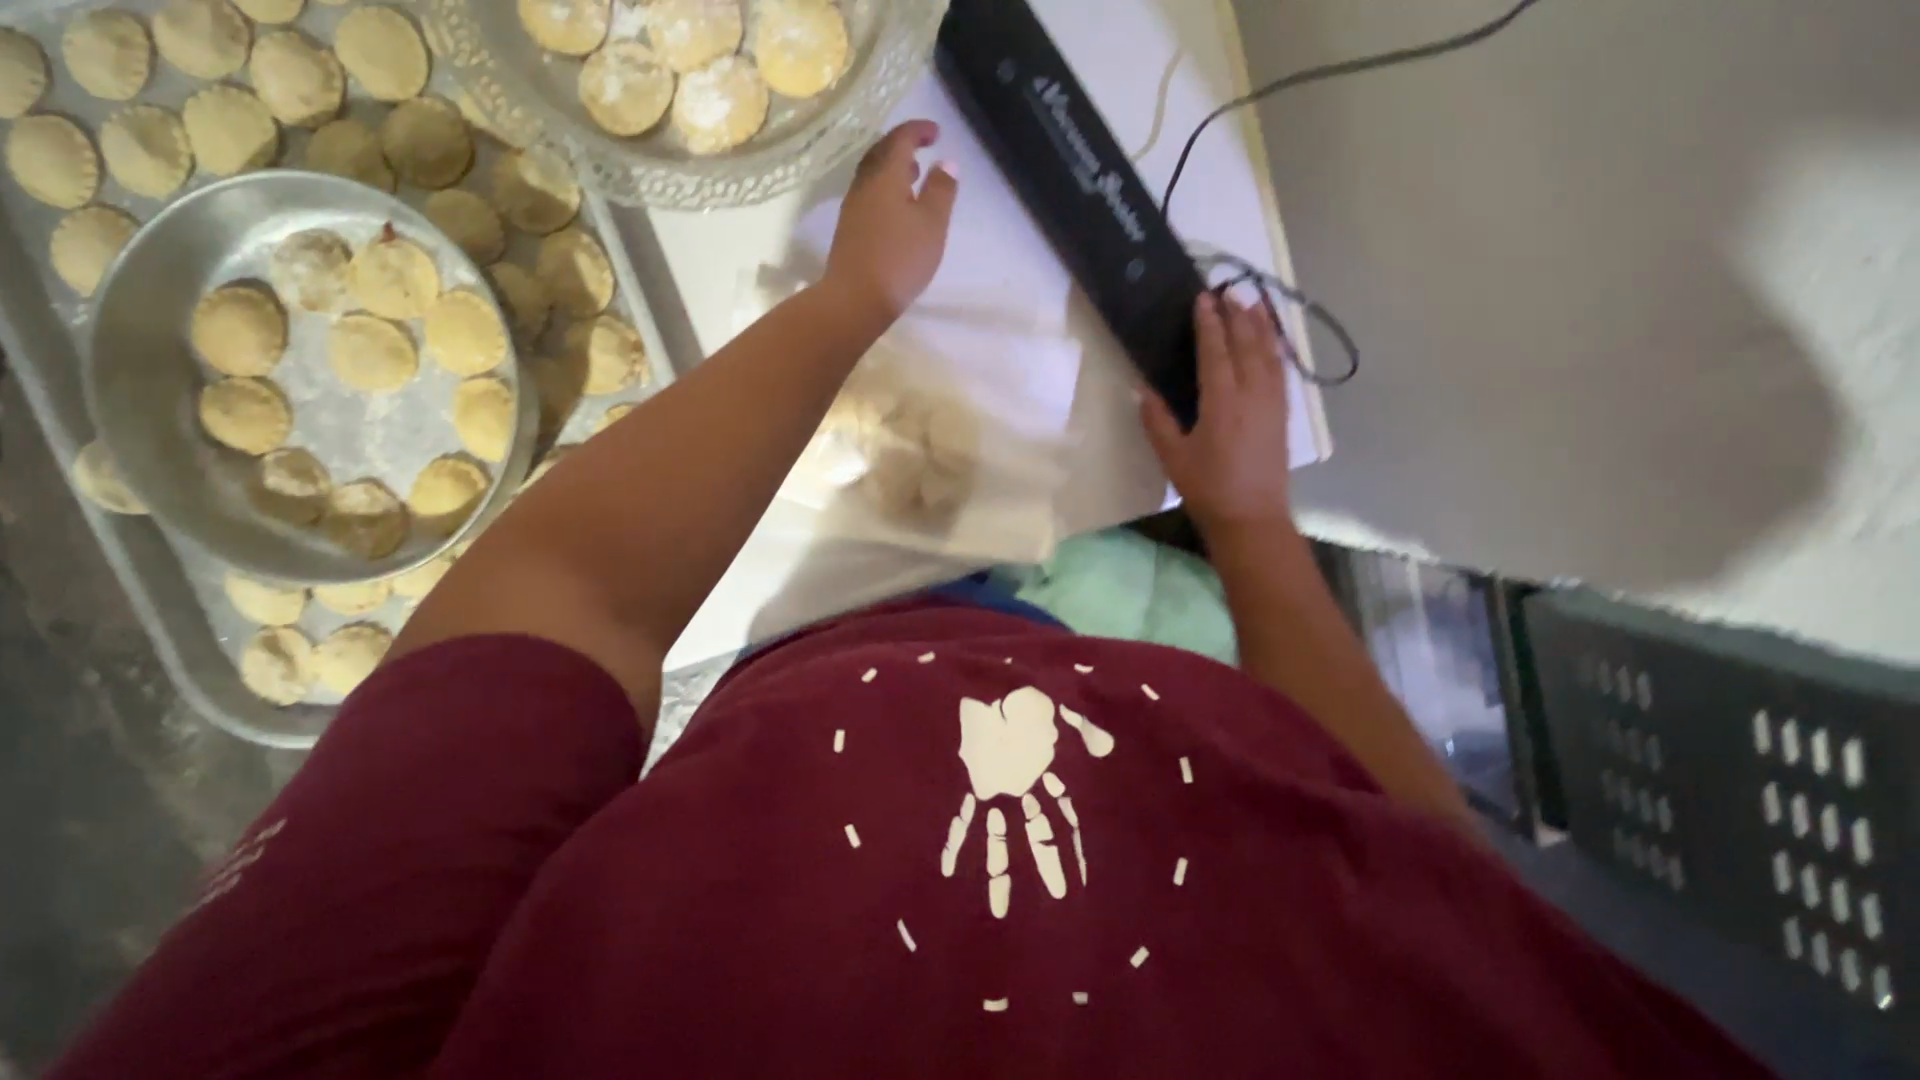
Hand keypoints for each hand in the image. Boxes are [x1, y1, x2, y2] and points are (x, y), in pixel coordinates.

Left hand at [825, 119, 958, 322]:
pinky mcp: (849, 228)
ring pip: (872, 174)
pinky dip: (885, 188)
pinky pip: (868, 194)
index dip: (918, 131)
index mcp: (886, 175)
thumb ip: (941, 190)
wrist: (855, 297)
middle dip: (902, 145)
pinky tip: (896, 207)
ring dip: (892, 168)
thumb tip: (945, 162)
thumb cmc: (900, 258)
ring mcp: (853, 207)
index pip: (900, 139)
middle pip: (881, 153)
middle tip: (922, 148)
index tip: (936, 132)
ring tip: (913, 176)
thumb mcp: (932, 224)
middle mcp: (865, 184)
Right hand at [1141, 293, 1297, 539]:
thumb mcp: (1172, 457)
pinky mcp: (1283, 414)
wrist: (1252, 518)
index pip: (1216, 352)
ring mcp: (1272, 403)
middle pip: (1247, 345)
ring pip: (1269, 354)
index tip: (1203, 299)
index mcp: (1222, 403)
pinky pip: (1281, 371)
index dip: (1210, 324)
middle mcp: (1252, 395)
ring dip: (1261, 326)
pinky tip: (1272, 341)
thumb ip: (1157, 420)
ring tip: (1253, 303)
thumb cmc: (1207, 489)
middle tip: (1227, 292)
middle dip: (1237, 316)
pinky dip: (1276, 349)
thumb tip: (1143, 389)